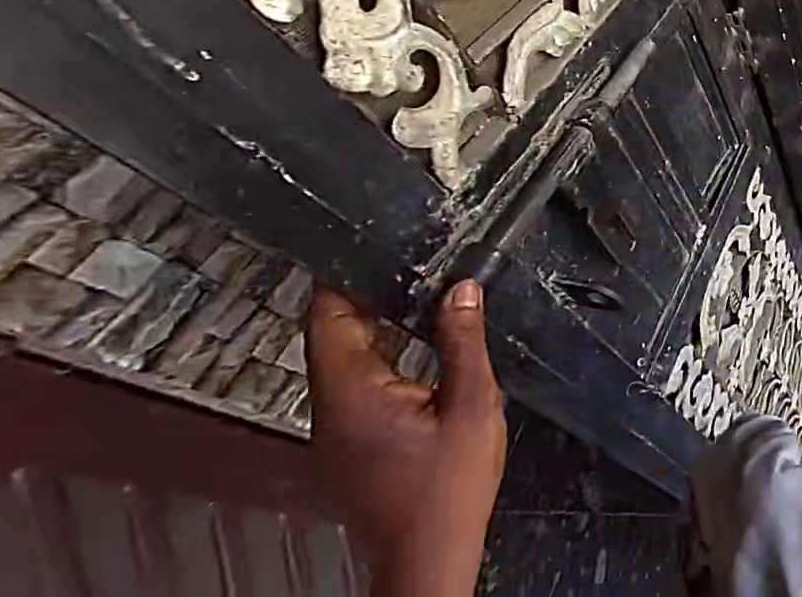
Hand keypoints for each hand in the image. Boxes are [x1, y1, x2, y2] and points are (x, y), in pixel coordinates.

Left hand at [306, 281, 507, 596]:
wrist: (429, 555)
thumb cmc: (450, 483)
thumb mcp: (472, 405)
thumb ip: (463, 342)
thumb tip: (462, 288)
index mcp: (354, 396)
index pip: (329, 324)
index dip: (337, 283)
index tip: (357, 247)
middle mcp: (330, 413)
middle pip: (330, 341)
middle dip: (360, 299)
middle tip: (401, 261)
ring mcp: (333, 434)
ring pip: (340, 365)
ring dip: (368, 327)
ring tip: (409, 292)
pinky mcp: (346, 448)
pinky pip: (352, 386)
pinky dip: (374, 356)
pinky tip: (409, 349)